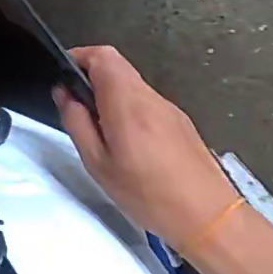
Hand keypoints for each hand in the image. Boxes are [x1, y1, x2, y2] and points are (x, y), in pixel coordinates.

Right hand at [54, 46, 242, 247]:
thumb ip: (76, 121)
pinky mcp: (179, 121)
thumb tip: (64, 95)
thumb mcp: (97, 163)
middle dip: (91, 77)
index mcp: (127, 104)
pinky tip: (128, 142)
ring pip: (131, 83)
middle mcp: (150, 98)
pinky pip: (146, 101)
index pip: (101, 56)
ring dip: (110, 94)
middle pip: (116, 65)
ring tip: (102, 130)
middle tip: (78, 105)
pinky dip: (129, 108)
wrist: (208, 217)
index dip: (78, 58)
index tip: (66, 76)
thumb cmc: (152, 195)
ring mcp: (168, 108)